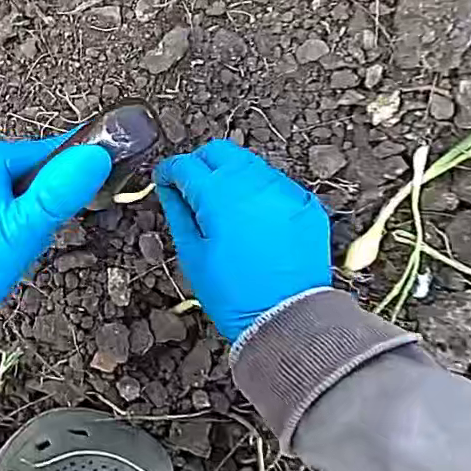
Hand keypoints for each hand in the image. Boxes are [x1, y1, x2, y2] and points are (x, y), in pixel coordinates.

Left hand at [0, 136, 111, 361]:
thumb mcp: (22, 229)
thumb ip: (60, 191)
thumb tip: (96, 155)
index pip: (56, 152)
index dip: (71, 183)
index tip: (74, 207)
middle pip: (42, 176)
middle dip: (47, 209)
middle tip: (33, 236)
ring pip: (27, 197)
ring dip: (31, 223)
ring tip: (14, 247)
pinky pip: (9, 210)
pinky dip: (15, 230)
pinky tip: (2, 250)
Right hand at [155, 140, 330, 341]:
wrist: (287, 318)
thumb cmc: (235, 295)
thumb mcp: (193, 255)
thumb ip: (179, 213)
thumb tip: (169, 188)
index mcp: (219, 195)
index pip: (186, 165)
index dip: (169, 171)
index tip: (165, 180)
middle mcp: (254, 183)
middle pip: (219, 151)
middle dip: (200, 164)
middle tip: (192, 188)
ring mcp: (283, 190)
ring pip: (249, 163)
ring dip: (231, 176)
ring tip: (224, 208)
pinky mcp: (305, 203)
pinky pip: (275, 184)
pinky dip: (259, 192)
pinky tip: (253, 219)